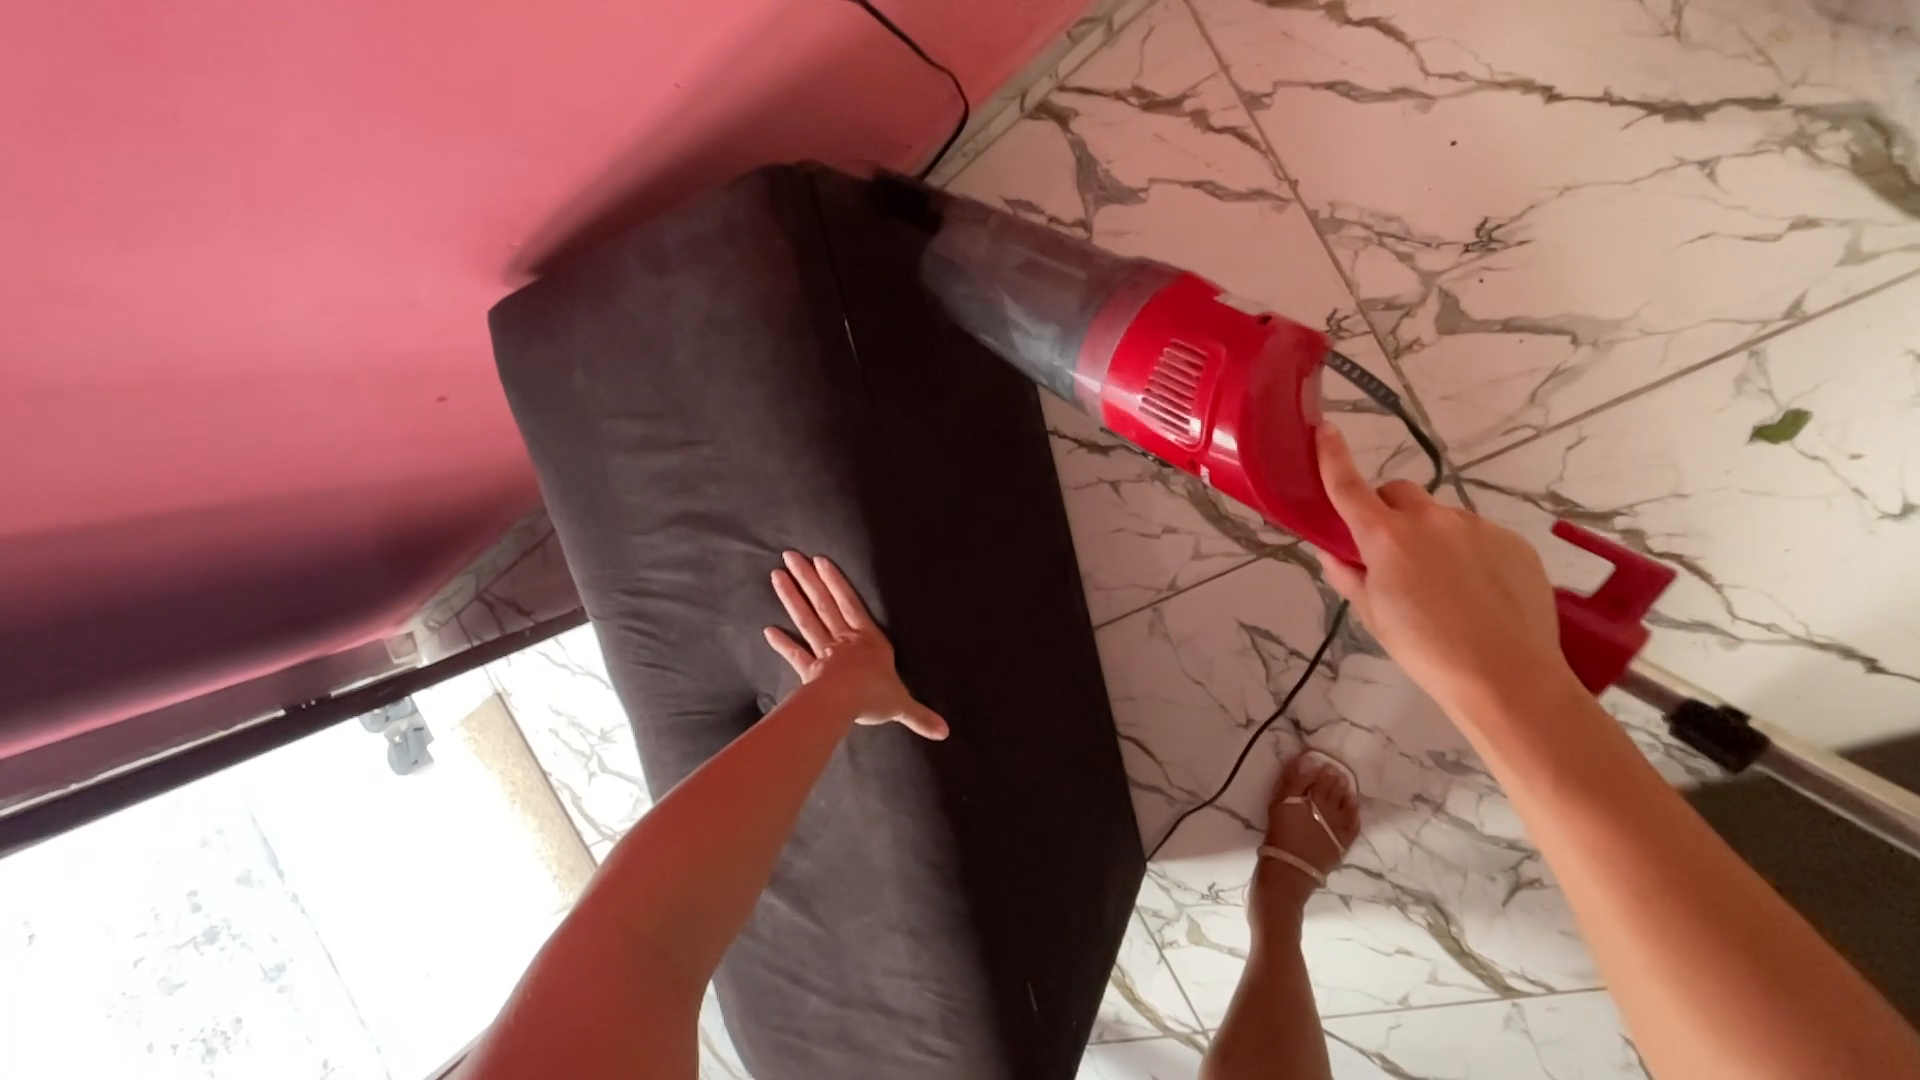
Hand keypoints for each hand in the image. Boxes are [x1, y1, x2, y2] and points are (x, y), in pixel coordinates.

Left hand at [763, 551, 948, 740]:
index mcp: (869, 640)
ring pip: (806, 620)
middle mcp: (845, 641)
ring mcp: (824, 653)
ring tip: (777, 576)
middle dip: (808, 580)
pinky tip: (768, 630)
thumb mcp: (902, 704)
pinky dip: (782, 643)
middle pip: (823, 604)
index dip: (836, 582)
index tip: (820, 561)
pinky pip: (796, 654)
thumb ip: (920, 715)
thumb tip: (945, 732)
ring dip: (791, 598)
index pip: (851, 604)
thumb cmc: (875, 696)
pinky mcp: (809, 670)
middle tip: (791, 556)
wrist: (845, 704)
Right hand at [1314, 425, 1581, 719]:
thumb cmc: (1423, 648)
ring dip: (1428, 535)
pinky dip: (1466, 552)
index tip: (1324, 429)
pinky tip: (1475, 592)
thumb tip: (1333, 553)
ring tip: (1441, 585)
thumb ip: (1348, 575)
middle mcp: (1430, 520)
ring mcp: (1476, 527)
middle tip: (1389, 553)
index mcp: (1386, 537)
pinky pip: (1477, 535)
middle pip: (1397, 494)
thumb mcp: (1373, 614)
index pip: (1348, 487)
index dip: (1332, 457)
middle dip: (1386, 512)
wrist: (1505, 675)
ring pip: (1439, 517)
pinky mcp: (1512, 541)